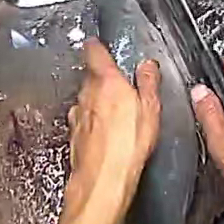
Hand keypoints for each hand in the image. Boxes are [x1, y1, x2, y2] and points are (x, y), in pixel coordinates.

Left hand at [66, 39, 160, 208]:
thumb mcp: (149, 110)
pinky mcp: (74, 134)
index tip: (97, 43)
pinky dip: (93, 120)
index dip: (96, 46)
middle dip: (102, 77)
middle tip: (117, 81)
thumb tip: (147, 66)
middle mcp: (86, 95)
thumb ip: (148, 84)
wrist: (102, 180)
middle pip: (90, 76)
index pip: (94, 53)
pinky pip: (84, 119)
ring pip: (86, 98)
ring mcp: (77, 115)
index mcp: (105, 82)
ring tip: (115, 110)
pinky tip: (105, 132)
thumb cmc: (127, 145)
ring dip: (96, 100)